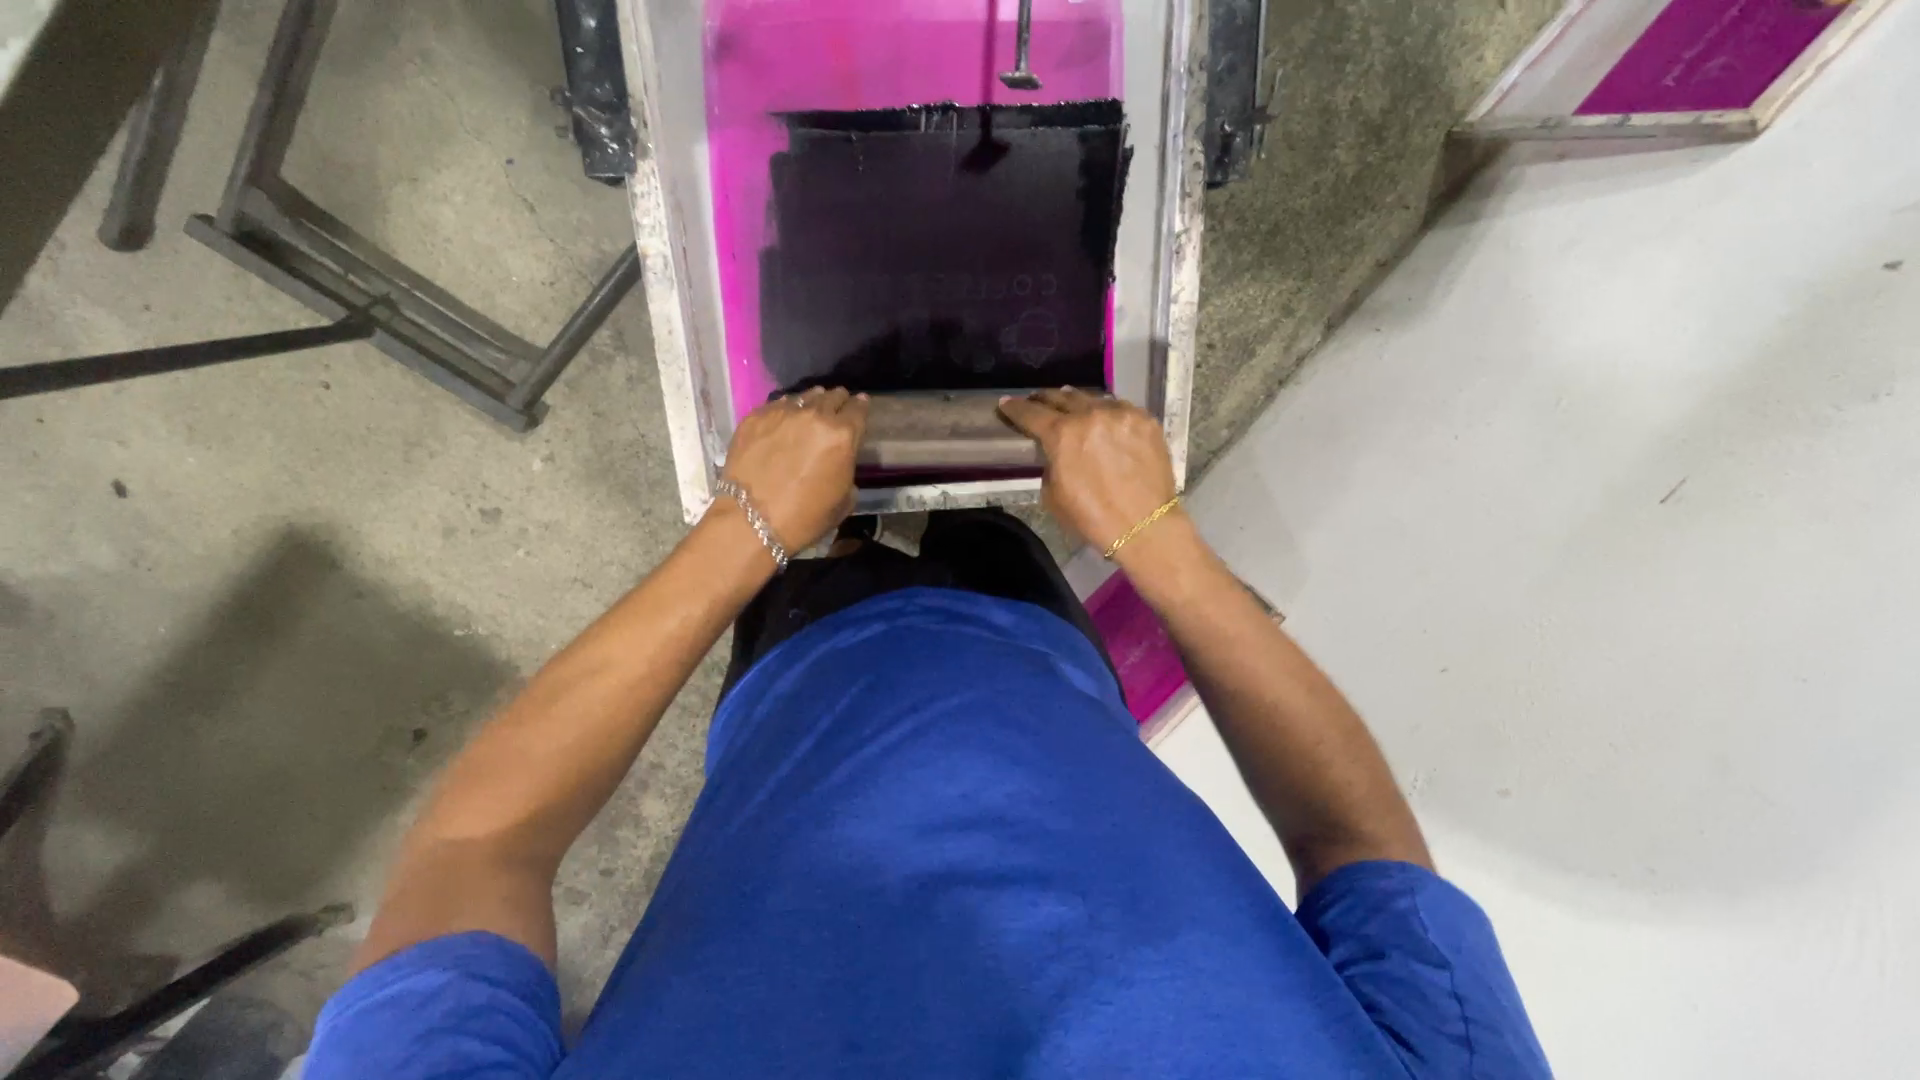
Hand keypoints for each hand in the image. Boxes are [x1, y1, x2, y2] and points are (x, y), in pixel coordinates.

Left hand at [718, 387, 868, 550]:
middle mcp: (815, 416)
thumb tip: (839, 461)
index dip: (860, 405)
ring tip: (810, 410)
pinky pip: (776, 405)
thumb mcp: (843, 500)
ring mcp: (782, 413)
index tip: (860, 404)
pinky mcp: (755, 418)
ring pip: (804, 397)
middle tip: (835, 407)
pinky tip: (783, 419)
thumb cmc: (804, 518)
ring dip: (811, 402)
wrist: (751, 520)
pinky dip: (784, 410)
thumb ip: (846, 470)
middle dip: (837, 401)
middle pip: (831, 396)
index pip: (858, 408)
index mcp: (842, 435)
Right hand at [998, 388, 1178, 551]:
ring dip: (1078, 402)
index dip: (1015, 408)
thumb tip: (1058, 453)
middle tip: (1038, 399)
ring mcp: (1122, 414)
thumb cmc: (1092, 517)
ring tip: (1071, 403)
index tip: (1006, 403)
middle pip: (1062, 397)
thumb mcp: (1054, 495)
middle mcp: (1091, 415)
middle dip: (1046, 398)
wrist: (1144, 525)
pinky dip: (1108, 412)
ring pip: (1094, 399)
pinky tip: (1105, 419)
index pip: (1031, 414)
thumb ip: (1051, 464)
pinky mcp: (1146, 420)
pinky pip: (1121, 409)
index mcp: (1062, 434)